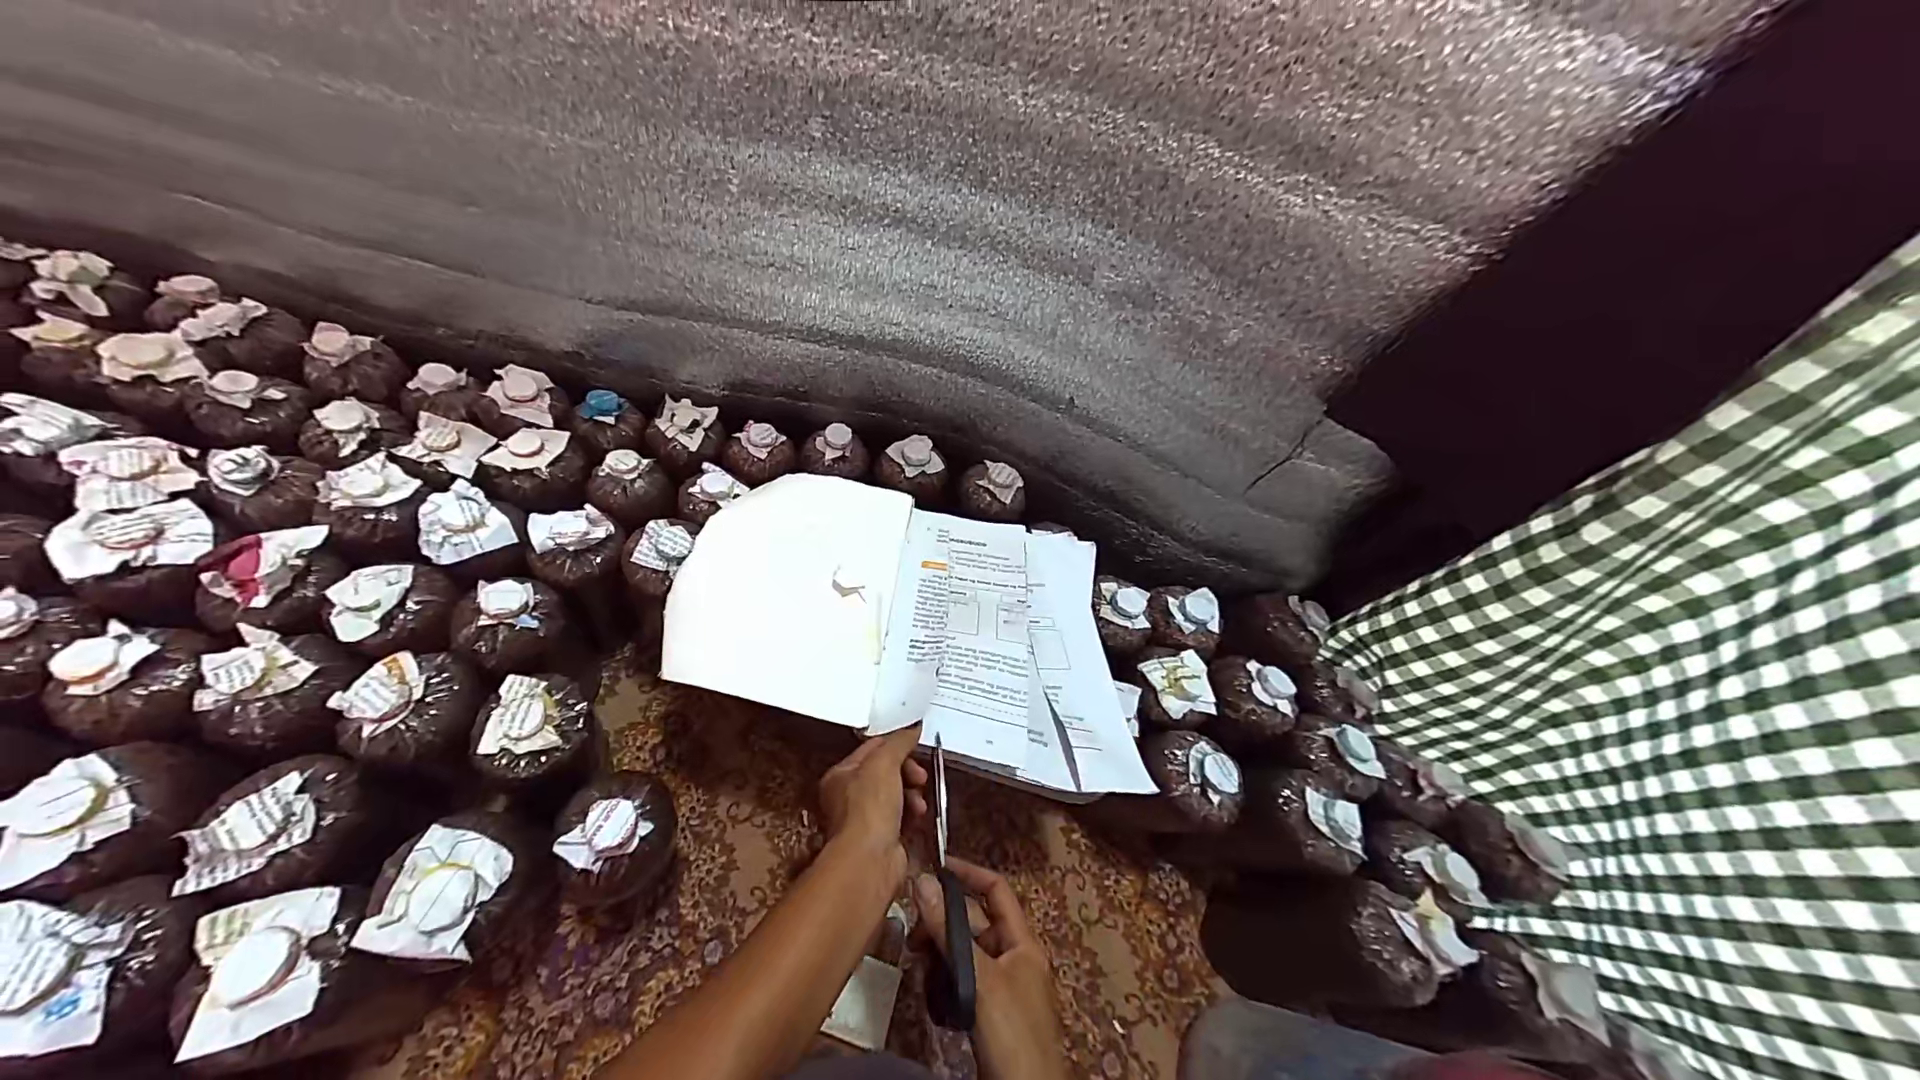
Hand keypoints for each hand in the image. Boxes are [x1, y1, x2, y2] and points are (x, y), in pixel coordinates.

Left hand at [817, 726, 927, 880]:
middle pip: (887, 773)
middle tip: (917, 775)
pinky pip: (903, 817)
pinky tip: (917, 814)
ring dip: (912, 793)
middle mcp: (850, 797)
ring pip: (897, 795)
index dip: (894, 745)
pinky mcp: (883, 837)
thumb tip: (911, 728)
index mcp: (841, 775)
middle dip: (907, 772)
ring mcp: (866, 819)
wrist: (870, 859)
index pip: (871, 749)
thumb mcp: (884, 763)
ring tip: (917, 799)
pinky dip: (913, 814)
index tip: (913, 744)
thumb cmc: (866, 812)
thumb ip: (899, 742)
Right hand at [914, 857, 1067, 1079]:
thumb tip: (923, 880)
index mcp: (1022, 941)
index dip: (968, 874)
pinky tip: (931, 996)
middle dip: (942, 923)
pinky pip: (961, 985)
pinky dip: (944, 984)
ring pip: (964, 955)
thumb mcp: (980, 978)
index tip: (935, 867)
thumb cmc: (1011, 1032)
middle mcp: (1013, 958)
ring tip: (919, 965)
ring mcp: (1001, 988)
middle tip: (912, 935)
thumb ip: (950, 931)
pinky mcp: (987, 1015)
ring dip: (940, 956)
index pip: (996, 890)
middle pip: (974, 923)